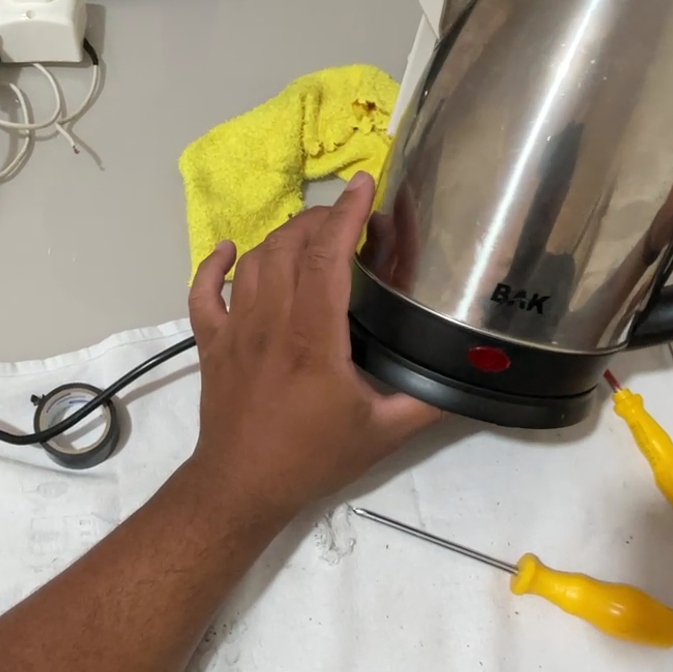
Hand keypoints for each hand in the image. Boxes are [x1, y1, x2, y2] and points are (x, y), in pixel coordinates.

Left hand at [184, 172, 441, 521]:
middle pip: (287, 247)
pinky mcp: (211, 344)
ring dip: (281, 239)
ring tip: (309, 238)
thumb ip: (426, 403)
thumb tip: (469, 381)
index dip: (347, 215)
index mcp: (312, 338)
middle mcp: (269, 323)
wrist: (241, 486)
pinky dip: (214, 265)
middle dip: (318, 221)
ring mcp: (234, 331)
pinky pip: (202, 292)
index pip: (326, 258)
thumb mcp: (381, 435)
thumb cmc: (310, 460)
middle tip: (347, 222)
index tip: (365, 185)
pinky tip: (231, 251)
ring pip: (251, 263)